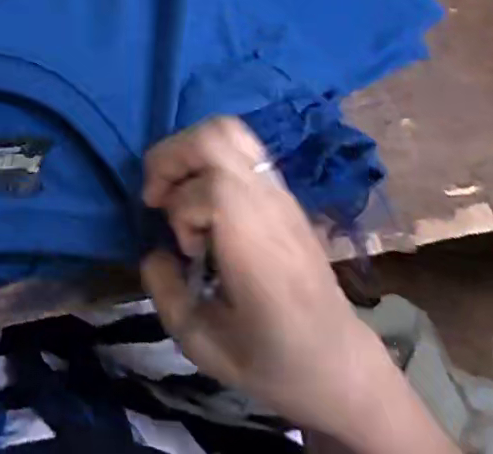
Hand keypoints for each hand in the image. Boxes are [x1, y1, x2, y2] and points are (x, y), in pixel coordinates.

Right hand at [138, 117, 398, 438]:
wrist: (338, 363)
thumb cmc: (272, 359)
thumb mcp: (202, 344)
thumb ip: (165, 292)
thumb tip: (154, 252)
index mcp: (256, 243)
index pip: (209, 187)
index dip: (180, 210)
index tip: (185, 250)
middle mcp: (270, 204)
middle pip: (215, 137)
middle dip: (171, 157)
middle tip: (158, 196)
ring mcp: (280, 192)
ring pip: (229, 129)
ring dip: (189, 150)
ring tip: (178, 187)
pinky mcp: (283, 191)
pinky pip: (240, 147)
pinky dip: (208, 157)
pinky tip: (205, 197)